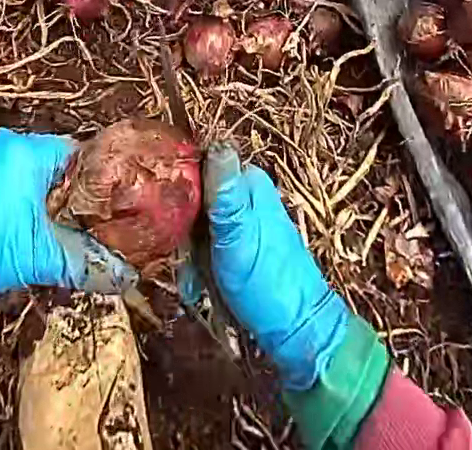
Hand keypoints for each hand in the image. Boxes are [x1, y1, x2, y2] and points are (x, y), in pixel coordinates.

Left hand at [0, 128, 136, 317]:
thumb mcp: (33, 258)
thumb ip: (83, 261)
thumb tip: (126, 275)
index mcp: (28, 149)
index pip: (82, 156)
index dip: (99, 185)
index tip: (109, 212)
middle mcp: (7, 142)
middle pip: (58, 166)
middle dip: (71, 198)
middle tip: (86, 229)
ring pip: (32, 176)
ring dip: (44, 203)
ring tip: (54, 235)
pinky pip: (8, 181)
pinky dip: (19, 203)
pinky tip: (20, 231)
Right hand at [203, 144, 352, 390]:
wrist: (296, 328)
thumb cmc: (265, 279)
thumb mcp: (237, 233)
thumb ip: (224, 191)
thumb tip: (217, 143)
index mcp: (249, 181)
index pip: (200, 168)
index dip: (182, 195)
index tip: (175, 225)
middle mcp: (247, 195)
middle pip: (196, 199)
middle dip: (186, 233)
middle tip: (189, 263)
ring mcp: (245, 220)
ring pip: (199, 226)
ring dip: (192, 255)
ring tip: (197, 281)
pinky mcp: (242, 244)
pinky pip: (209, 246)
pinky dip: (201, 266)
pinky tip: (201, 287)